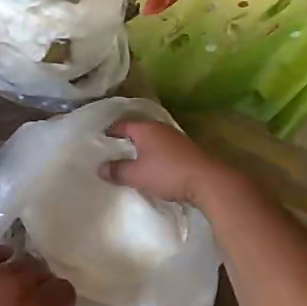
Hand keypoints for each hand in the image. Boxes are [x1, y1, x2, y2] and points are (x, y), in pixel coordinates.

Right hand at [99, 119, 239, 205]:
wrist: (206, 181)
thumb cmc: (167, 173)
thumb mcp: (137, 175)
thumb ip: (117, 170)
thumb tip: (100, 168)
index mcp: (146, 128)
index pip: (122, 124)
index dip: (109, 132)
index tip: (100, 141)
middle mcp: (160, 128)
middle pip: (138, 130)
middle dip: (125, 140)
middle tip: (113, 151)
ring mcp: (176, 138)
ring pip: (152, 139)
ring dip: (142, 148)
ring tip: (131, 160)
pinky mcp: (186, 150)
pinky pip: (163, 148)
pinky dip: (154, 154)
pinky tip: (152, 166)